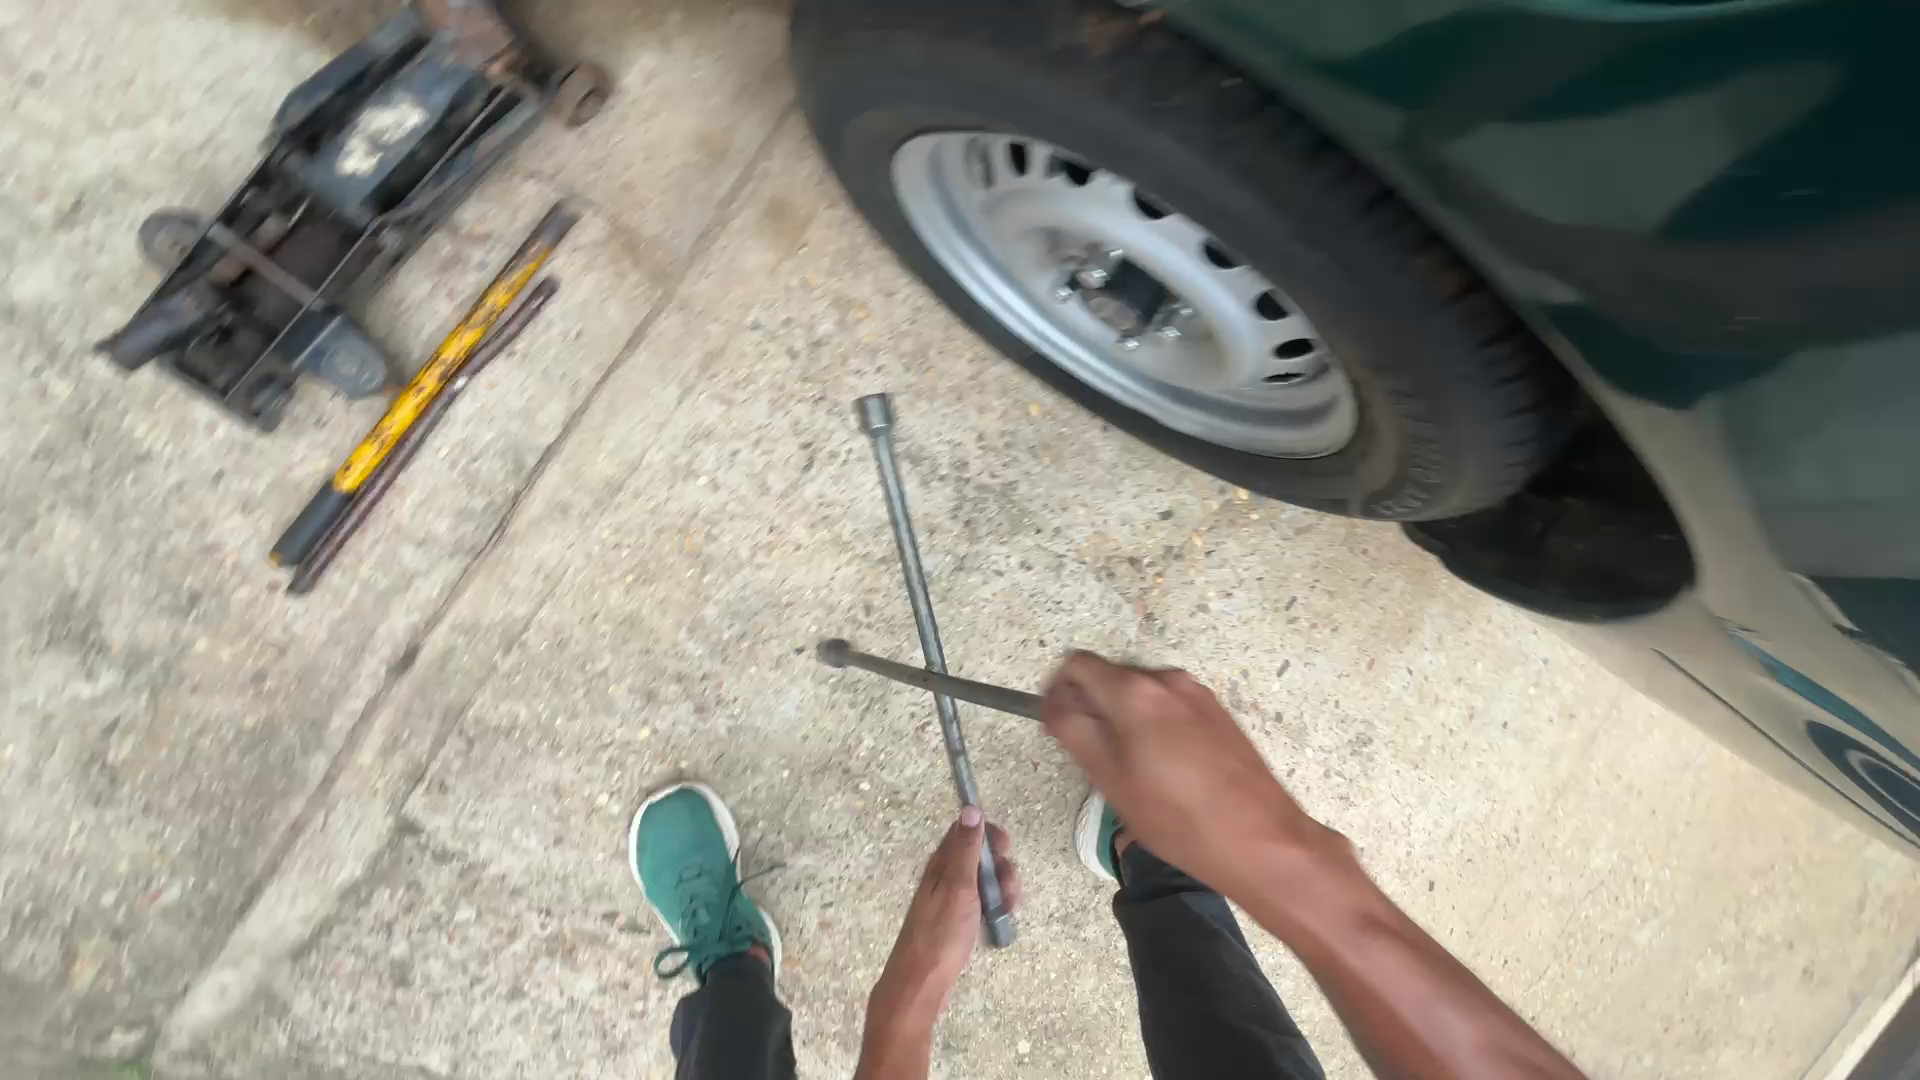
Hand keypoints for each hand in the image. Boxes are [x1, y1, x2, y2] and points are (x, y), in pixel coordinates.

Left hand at [869, 807, 1017, 1027]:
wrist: (920, 984)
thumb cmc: (940, 933)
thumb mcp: (958, 887)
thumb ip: (966, 849)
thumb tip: (971, 808)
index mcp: (941, 863)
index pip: (964, 831)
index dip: (987, 833)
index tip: (1006, 847)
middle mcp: (944, 876)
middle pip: (978, 856)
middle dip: (1000, 866)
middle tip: (1010, 888)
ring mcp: (949, 899)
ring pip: (982, 881)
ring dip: (1001, 888)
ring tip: (1008, 908)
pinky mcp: (955, 921)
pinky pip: (980, 902)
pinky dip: (993, 906)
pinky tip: (999, 920)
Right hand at [1040, 652, 1331, 898]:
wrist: (1261, 840)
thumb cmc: (1179, 819)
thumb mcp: (1111, 780)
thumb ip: (1074, 731)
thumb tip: (1053, 704)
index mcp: (1134, 692)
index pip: (1077, 664)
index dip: (1058, 688)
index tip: (1056, 719)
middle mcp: (1165, 680)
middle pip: (1109, 675)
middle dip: (1090, 703)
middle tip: (1089, 750)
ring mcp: (1195, 692)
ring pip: (1139, 690)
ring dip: (1121, 713)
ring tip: (1128, 764)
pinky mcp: (1216, 709)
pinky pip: (1168, 702)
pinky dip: (1152, 720)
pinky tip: (1162, 763)